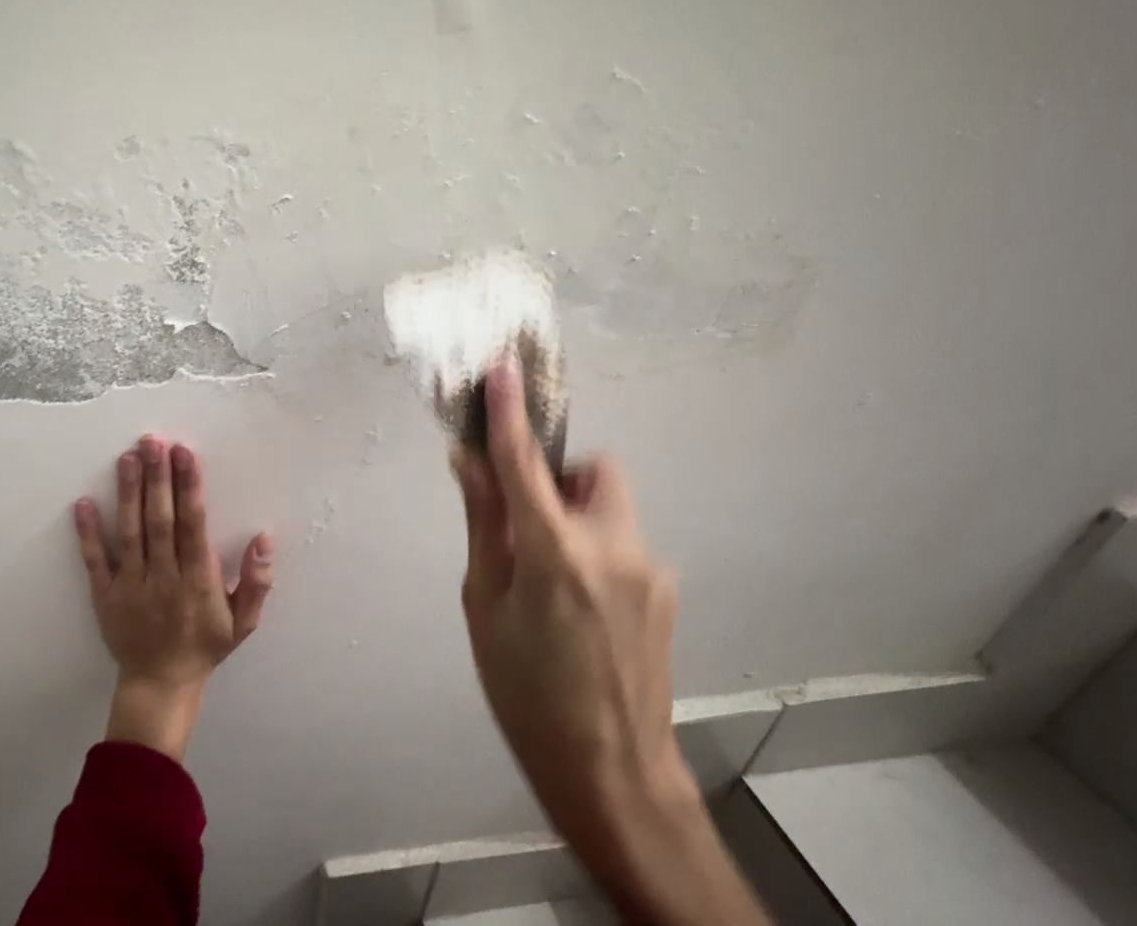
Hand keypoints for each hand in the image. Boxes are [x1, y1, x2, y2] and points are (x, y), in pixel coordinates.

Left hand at [73, 434, 274, 761]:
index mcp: (198, 580)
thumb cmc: (205, 647)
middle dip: (158, 478)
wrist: (161, 685)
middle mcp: (164, 577)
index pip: (194, 524)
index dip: (189, 487)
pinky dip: (88, 533)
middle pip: (160, 520)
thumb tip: (264, 538)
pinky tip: (83, 503)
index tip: (184, 454)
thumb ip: (256, 581)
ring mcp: (132, 586)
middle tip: (153, 442)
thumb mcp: (243, 622)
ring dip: (128, 493)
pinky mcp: (105, 596)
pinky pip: (95, 561)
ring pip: (130, 532)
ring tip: (127, 458)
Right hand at [453, 357, 696, 862]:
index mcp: (554, 553)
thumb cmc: (525, 691)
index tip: (502, 369)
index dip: (508, 413)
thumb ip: (484, 527)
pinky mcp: (667, 589)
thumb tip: (468, 464)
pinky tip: (579, 611)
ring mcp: (650, 568)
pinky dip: (595, 552)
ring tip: (550, 581)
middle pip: (595, 470)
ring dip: (576, 519)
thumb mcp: (484, 608)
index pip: (525, 462)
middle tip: (529, 520)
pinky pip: (623, 545)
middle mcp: (613, 546)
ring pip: (609, 510)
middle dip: (560, 476)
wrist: (611, 767)